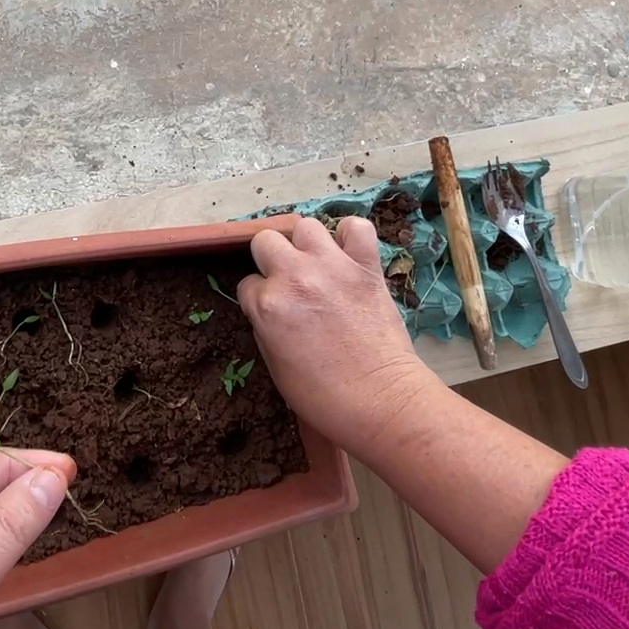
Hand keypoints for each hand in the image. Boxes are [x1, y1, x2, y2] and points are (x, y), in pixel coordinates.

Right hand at [238, 217, 446, 458]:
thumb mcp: (275, 367)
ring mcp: (331, 267)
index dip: (258, 297)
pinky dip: (350, 235)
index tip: (273, 311)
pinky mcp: (365, 266)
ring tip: (316, 263)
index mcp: (267, 305)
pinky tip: (348, 253)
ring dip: (305, 244)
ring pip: (304, 226)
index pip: (247, 283)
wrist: (381, 402)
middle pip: (265, 241)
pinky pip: (356, 228)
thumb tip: (267, 308)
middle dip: (271, 260)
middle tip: (287, 281)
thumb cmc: (324, 397)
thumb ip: (265, 327)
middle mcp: (294, 277)